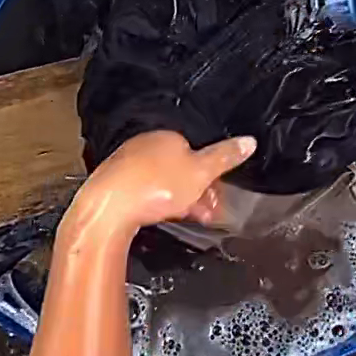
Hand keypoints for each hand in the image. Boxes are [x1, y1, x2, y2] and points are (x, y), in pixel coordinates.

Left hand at [65, 130, 256, 240]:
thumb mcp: (200, 173)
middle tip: (206, 213)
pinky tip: (159, 217)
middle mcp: (145, 144)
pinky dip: (155, 204)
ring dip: (178, 200)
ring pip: (161, 181)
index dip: (210, 177)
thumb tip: (249, 140)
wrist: (107, 210)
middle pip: (179, 167)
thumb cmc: (153, 187)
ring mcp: (127, 163)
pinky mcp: (115, 183)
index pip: (196, 152)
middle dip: (195, 191)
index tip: (217, 197)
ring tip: (186, 219)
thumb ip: (225, 157)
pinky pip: (142, 191)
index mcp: (167, 136)